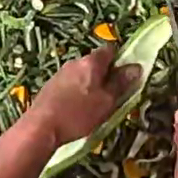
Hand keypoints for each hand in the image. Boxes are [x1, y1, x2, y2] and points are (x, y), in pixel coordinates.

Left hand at [12, 47, 135, 148]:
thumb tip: (137, 67)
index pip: (110, 50)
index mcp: (91, 62)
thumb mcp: (106, 101)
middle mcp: (75, 62)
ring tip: (94, 106)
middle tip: (112, 95)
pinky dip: (78, 91)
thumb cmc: (78, 114)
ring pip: (83, 74)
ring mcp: (60, 73)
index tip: (126, 76)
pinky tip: (76, 109)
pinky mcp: (50, 86)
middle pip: (96, 62)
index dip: (121, 60)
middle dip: (106, 75)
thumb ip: (121, 84)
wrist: (40, 127)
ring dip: (91, 84)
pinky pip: (71, 83)